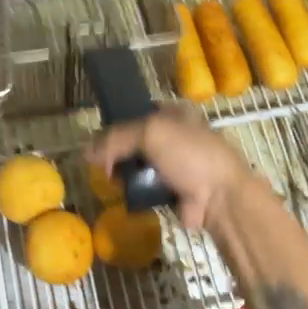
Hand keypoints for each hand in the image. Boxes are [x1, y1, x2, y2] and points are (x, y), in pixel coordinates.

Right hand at [88, 104, 254, 228]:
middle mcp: (175, 136)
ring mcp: (174, 165)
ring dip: (123, 173)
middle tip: (102, 163)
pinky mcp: (171, 190)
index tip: (98, 138)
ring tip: (111, 180)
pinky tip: (124, 194)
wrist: (220, 196)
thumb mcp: (151, 132)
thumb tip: (87, 153)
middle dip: (117, 152)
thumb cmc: (190, 154)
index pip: (138, 112)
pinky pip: (144, 186)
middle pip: (134, 141)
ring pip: (137, 165)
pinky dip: (134, 190)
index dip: (117, 123)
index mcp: (176, 114)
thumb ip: (117, 138)